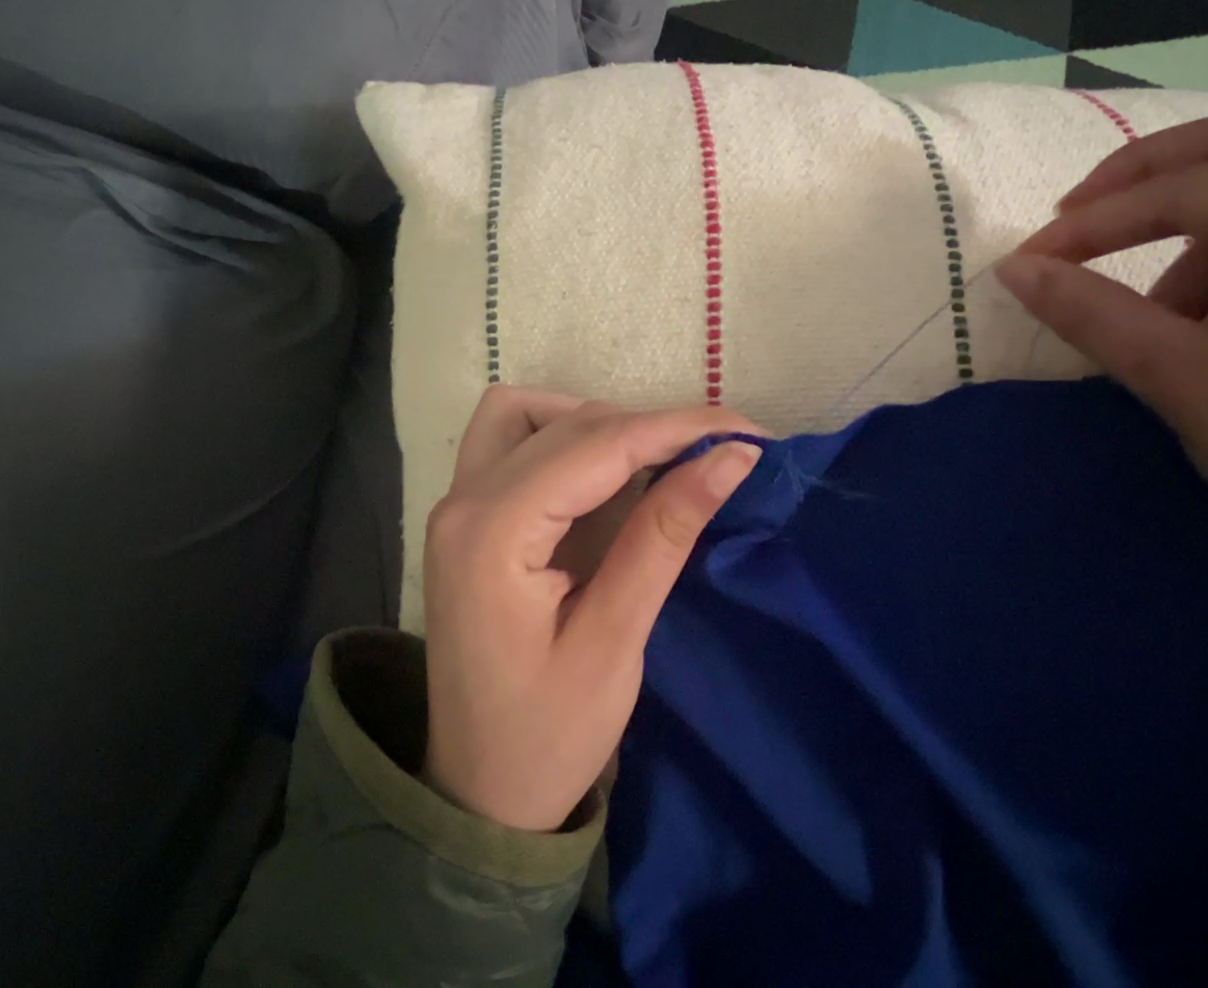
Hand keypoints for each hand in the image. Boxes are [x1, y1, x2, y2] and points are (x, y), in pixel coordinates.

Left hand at [421, 386, 762, 830]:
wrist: (480, 790)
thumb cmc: (549, 734)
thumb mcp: (615, 639)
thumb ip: (664, 536)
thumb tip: (730, 458)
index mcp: (491, 533)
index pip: (597, 445)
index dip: (679, 429)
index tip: (751, 434)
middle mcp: (462, 502)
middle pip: (566, 425)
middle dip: (652, 428)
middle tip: (724, 456)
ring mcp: (456, 507)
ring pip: (529, 417)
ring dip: (600, 425)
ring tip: (663, 462)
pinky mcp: (468, 521)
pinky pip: (512, 444)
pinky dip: (565, 439)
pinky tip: (607, 474)